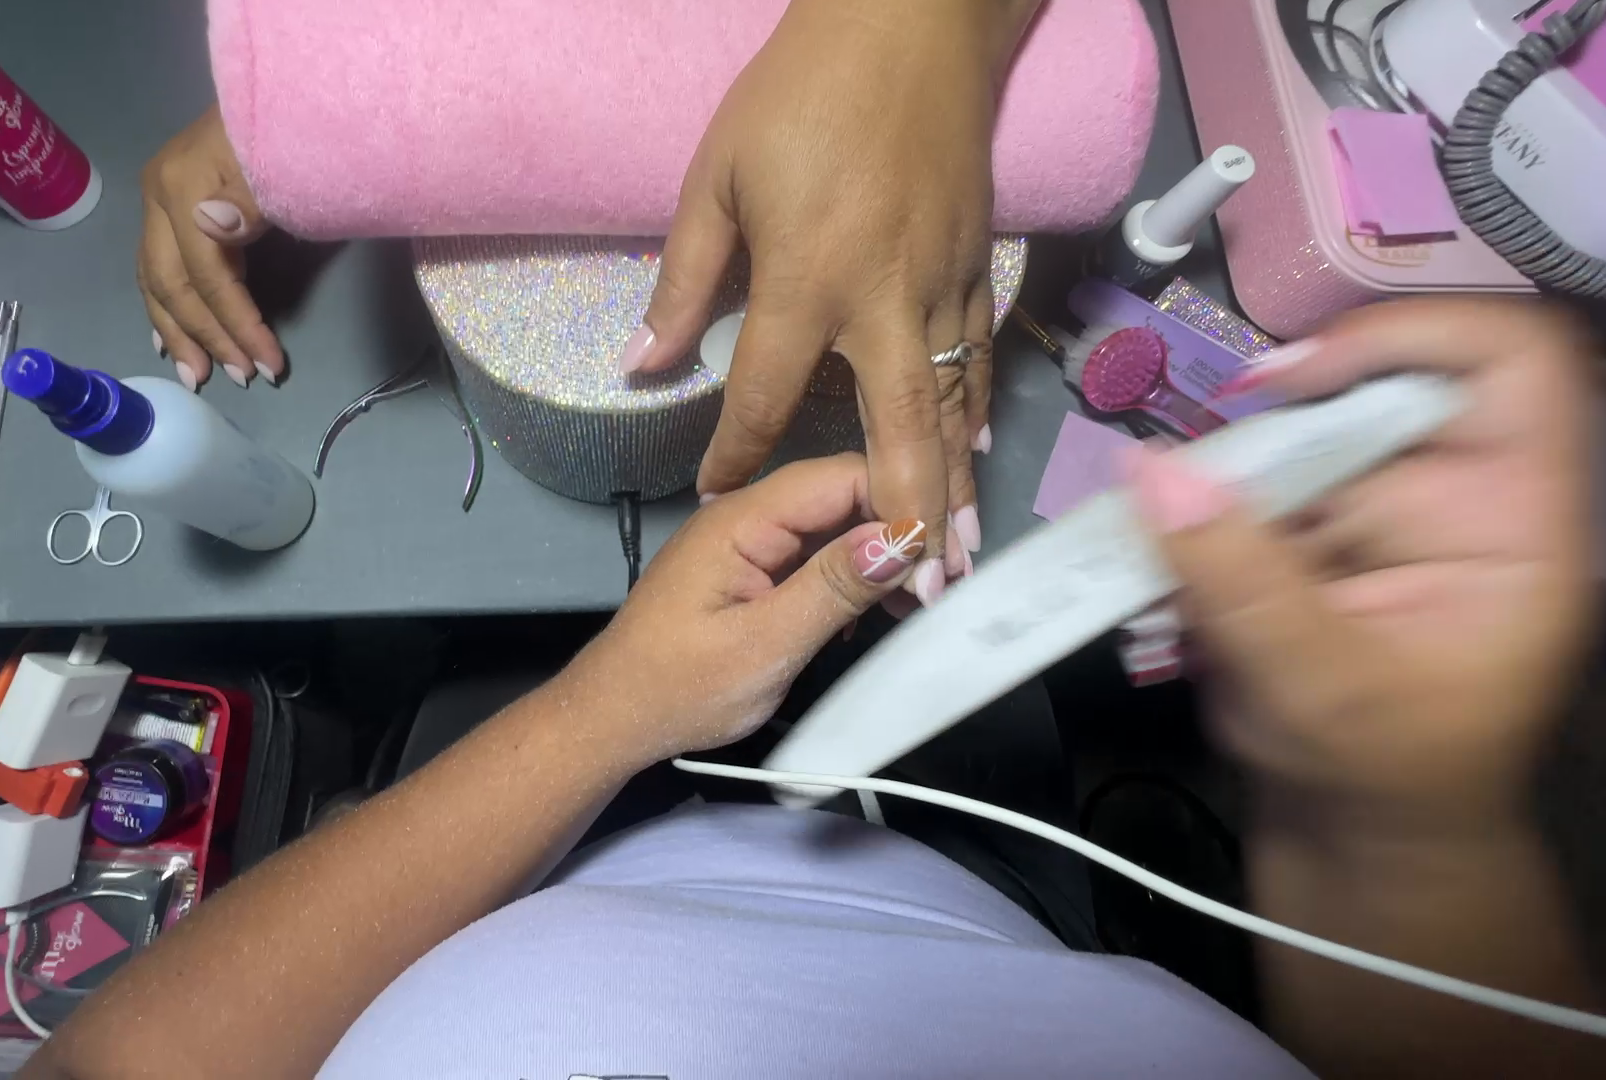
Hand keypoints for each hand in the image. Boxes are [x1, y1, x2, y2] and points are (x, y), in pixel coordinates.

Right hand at [138, 106, 284, 390]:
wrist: (285, 96)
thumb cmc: (291, 139)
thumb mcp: (279, 170)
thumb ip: (249, 201)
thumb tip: (217, 225)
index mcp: (183, 188)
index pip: (207, 278)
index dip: (238, 326)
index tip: (270, 365)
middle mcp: (161, 195)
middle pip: (173, 285)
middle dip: (205, 338)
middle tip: (235, 379)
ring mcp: (162, 201)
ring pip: (158, 281)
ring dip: (179, 332)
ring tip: (195, 372)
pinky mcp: (174, 207)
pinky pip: (162, 266)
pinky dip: (168, 306)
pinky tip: (170, 336)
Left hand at [565, 454, 925, 764]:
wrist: (616, 715)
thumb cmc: (680, 687)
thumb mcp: (764, 644)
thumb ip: (833, 588)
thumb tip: (904, 536)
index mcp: (742, 518)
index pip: (840, 477)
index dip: (901, 505)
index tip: (946, 558)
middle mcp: (746, 516)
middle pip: (841, 497)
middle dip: (900, 532)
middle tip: (952, 582)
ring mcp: (749, 543)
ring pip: (833, 528)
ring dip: (882, 558)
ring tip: (929, 599)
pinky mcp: (752, 571)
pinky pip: (814, 557)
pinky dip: (853, 578)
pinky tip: (883, 607)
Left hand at [626, 0, 1037, 601]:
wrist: (914, 16)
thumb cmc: (799, 95)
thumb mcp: (716, 180)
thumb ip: (682, 284)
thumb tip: (643, 365)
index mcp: (808, 281)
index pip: (763, 396)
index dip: (735, 452)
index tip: (714, 493)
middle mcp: (883, 302)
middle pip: (896, 430)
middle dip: (903, 513)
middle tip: (915, 583)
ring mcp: (941, 289)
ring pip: (949, 406)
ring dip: (952, 486)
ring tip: (956, 551)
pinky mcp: (976, 268)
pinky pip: (976, 360)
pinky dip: (973, 417)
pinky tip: (971, 458)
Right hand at [1132, 299, 1595, 825]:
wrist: (1343, 815)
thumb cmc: (1378, 763)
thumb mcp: (1317, 677)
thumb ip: (1235, 575)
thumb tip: (1145, 470)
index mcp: (1501, 515)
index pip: (1498, 367)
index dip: (1395, 341)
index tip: (1270, 384)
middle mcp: (1428, 496)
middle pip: (1344, 406)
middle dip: (1249, 442)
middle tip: (1169, 492)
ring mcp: (1347, 517)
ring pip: (1263, 455)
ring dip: (1194, 492)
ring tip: (1151, 553)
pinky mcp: (1279, 542)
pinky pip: (1216, 502)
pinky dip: (1171, 524)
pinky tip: (1150, 570)